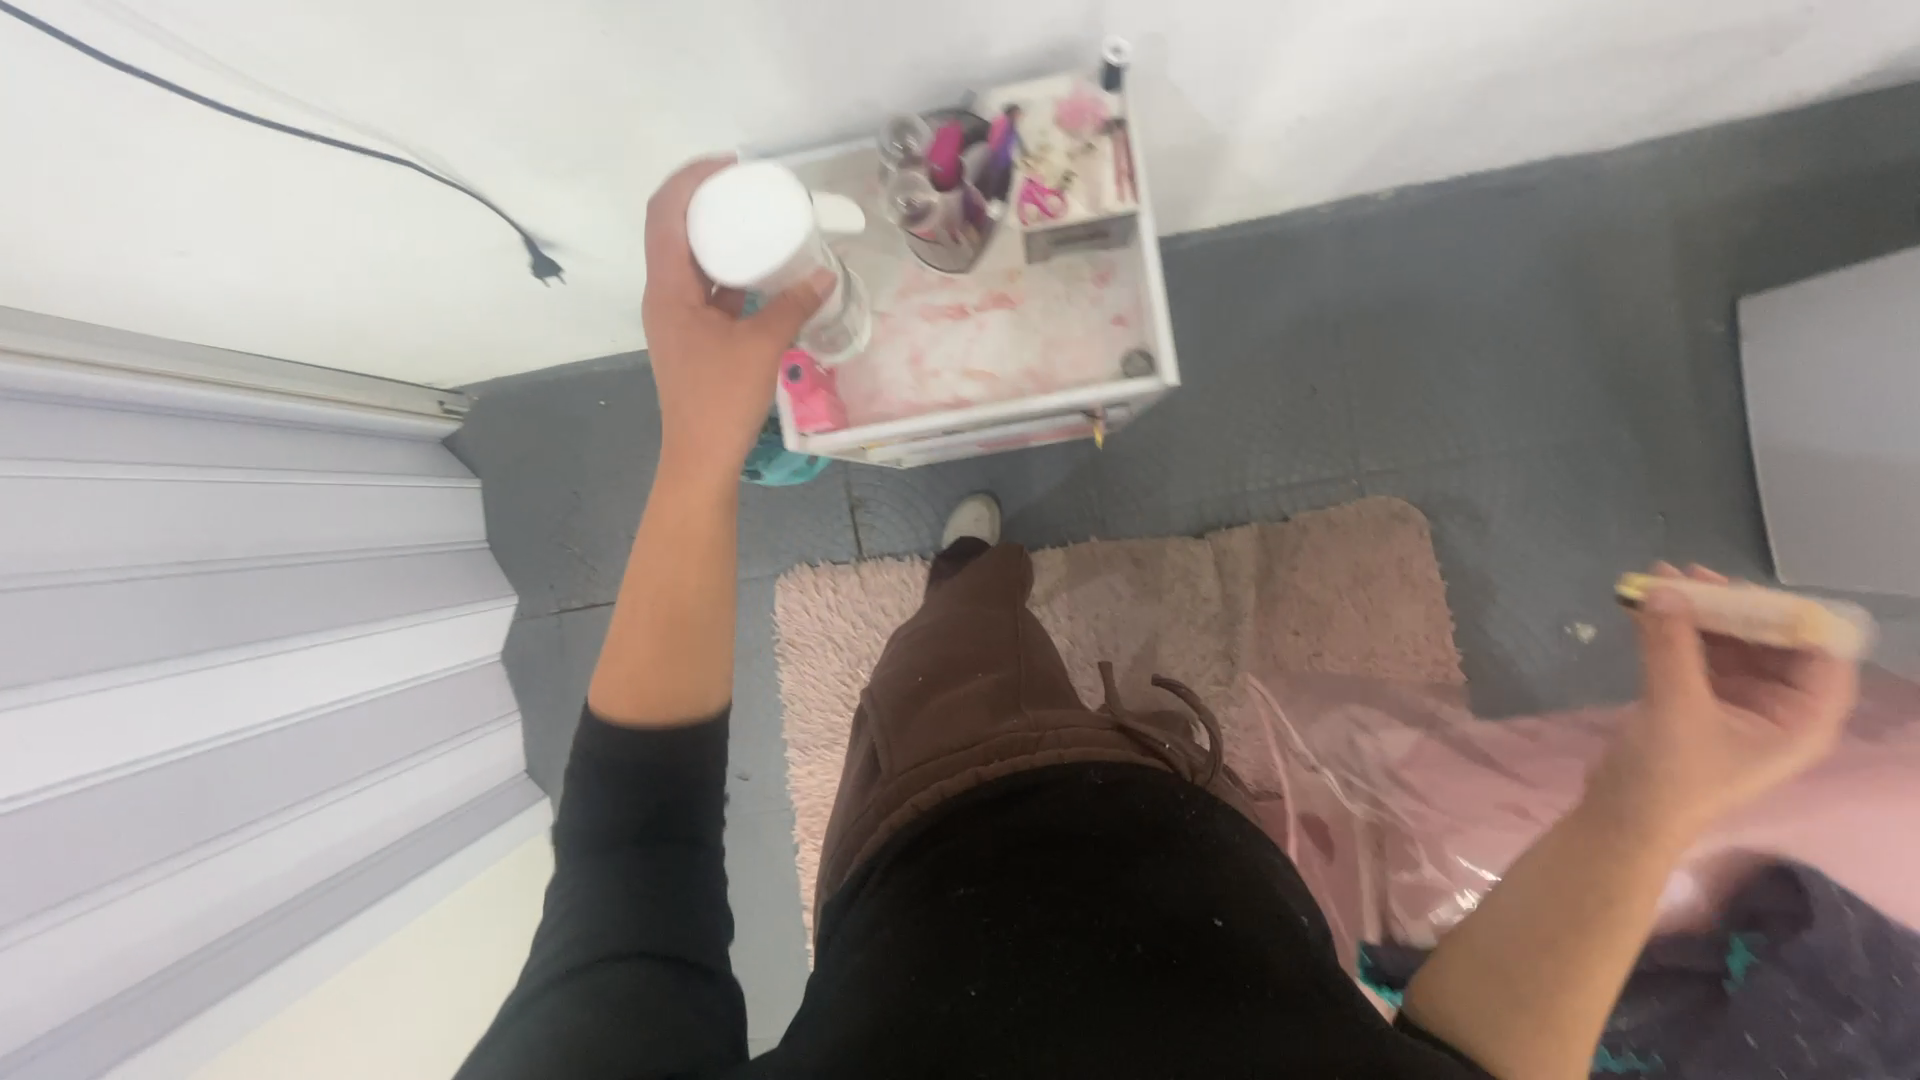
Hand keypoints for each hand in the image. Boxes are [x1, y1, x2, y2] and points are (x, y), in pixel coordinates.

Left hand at [641, 156, 834, 478]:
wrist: (702, 456)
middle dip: (707, 203)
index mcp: (668, 289)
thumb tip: (825, 273)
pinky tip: (761, 270)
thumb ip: (793, 306)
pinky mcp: (694, 337)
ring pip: (693, 262)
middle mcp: (665, 296)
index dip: (690, 179)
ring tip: (758, 221)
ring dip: (719, 238)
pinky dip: (731, 273)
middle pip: (674, 231)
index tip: (730, 166)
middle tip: (749, 190)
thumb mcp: (762, 346)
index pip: (665, 213)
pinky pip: (709, 291)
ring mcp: (678, 318)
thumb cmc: (722, 400)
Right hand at [1585, 562, 1857, 843]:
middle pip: (1769, 643)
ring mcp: (1733, 705)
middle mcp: (1777, 708)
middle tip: (1690, 575)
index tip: (1742, 584)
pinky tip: (1647, 610)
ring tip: (1660, 581)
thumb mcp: (1674, 707)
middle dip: (1732, 608)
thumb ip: (1670, 646)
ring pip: (1727, 646)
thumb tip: (1662, 589)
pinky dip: (1674, 632)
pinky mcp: (1692, 702)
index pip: (1820, 654)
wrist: (1624, 815)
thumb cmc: (1670, 773)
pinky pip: (1693, 656)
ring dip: (1697, 614)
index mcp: (1802, 719)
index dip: (1789, 616)